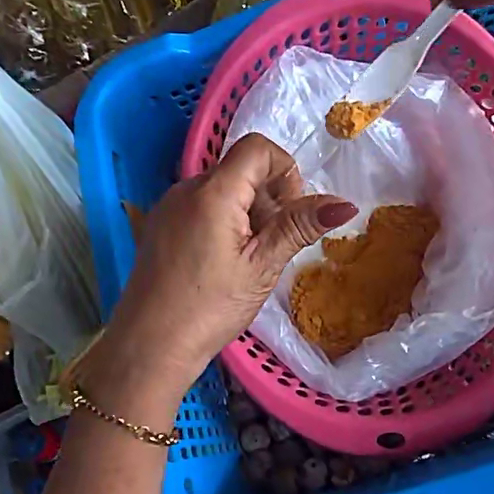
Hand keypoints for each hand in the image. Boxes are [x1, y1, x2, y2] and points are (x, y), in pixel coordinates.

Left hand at [102, 133, 356, 385]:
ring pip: (222, 189)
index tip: (290, 214)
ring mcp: (169, 205)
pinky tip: (223, 263)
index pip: (258, 148)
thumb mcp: (262, 266)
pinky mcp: (160, 224)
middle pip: (241, 169)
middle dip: (268, 199)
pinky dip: (224, 222)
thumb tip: (345, 204)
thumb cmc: (210, 309)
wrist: (149, 345)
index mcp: (213, 191)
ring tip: (247, 261)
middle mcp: (186, 187)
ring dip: (248, 213)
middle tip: (271, 247)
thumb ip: (299, 226)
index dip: (286, 171)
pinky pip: (201, 205)